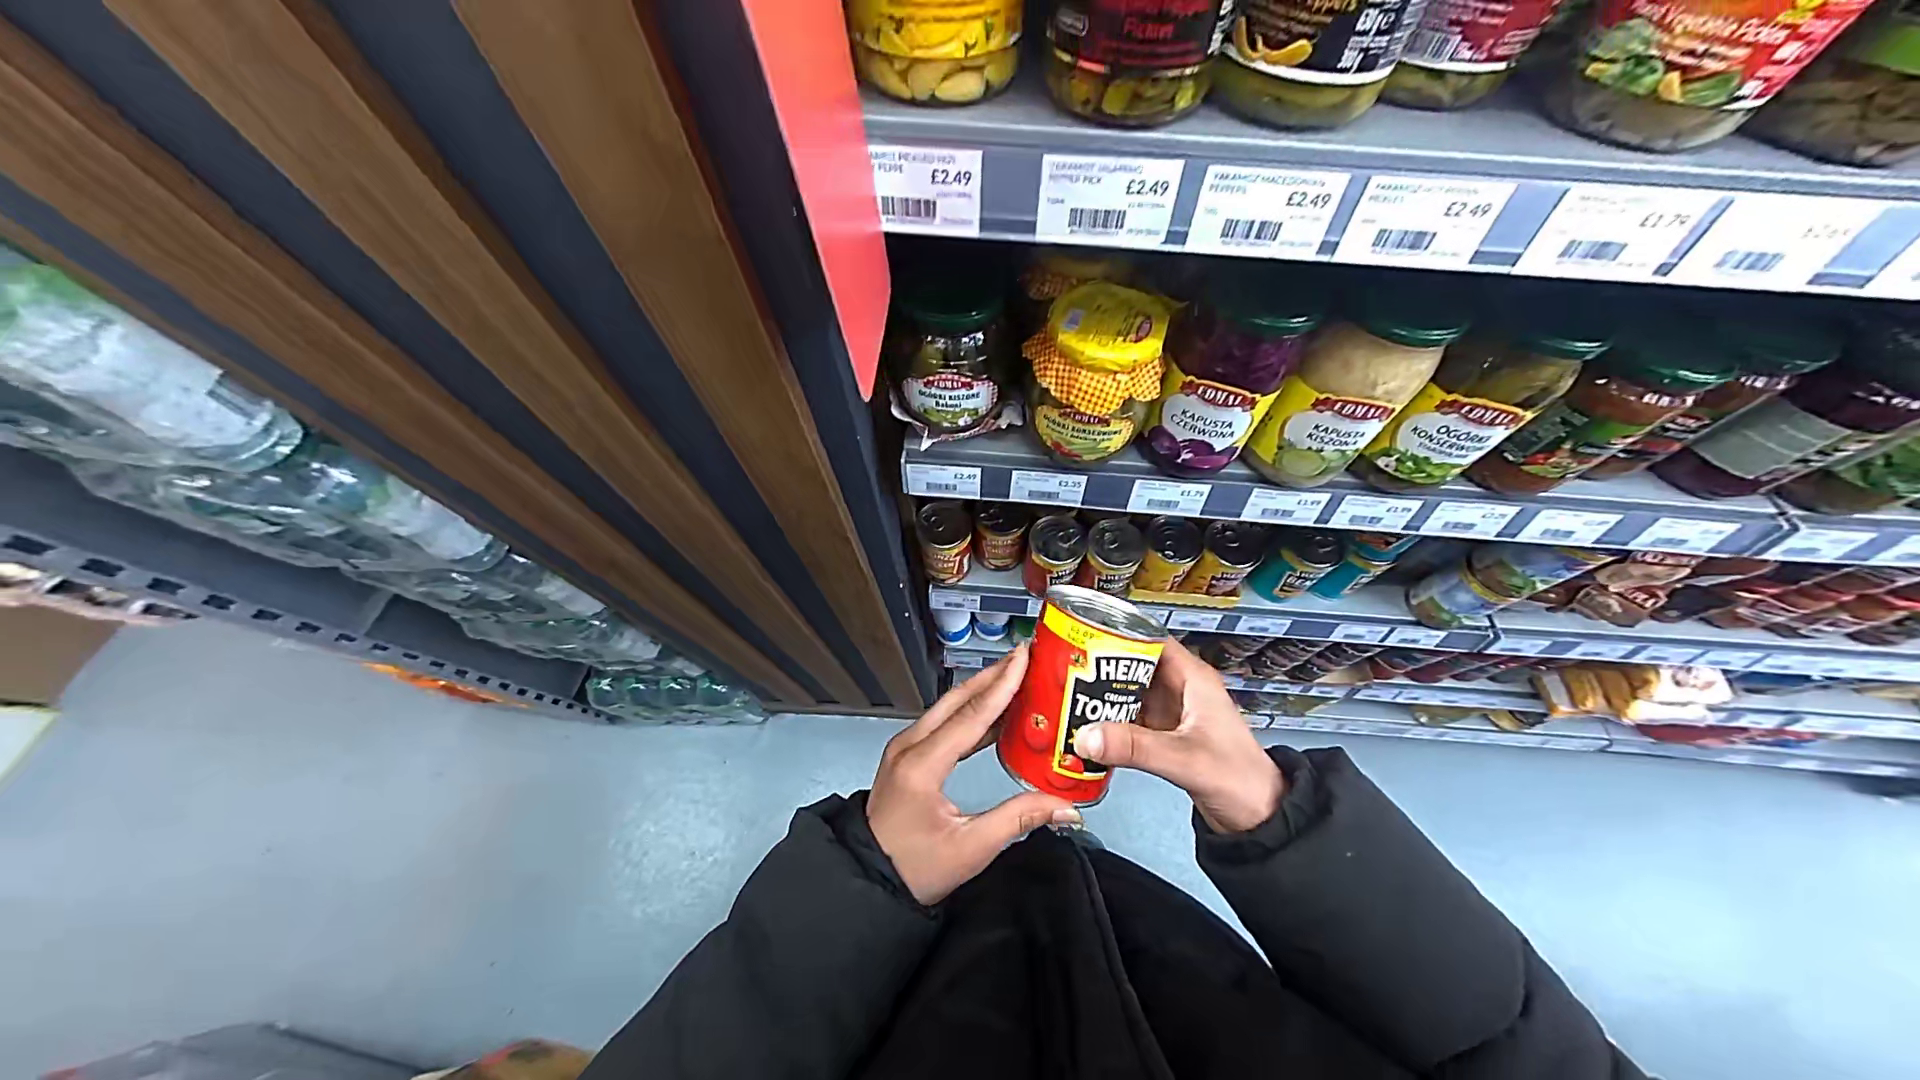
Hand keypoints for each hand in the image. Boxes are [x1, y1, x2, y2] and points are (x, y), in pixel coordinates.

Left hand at [867, 643, 1080, 904]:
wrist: (868, 878)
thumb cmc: (914, 867)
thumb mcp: (970, 848)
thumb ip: (1018, 819)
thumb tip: (1065, 806)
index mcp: (922, 764)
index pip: (971, 715)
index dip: (1002, 684)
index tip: (1024, 657)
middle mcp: (909, 746)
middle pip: (958, 700)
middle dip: (993, 675)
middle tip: (1026, 655)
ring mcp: (905, 747)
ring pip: (948, 707)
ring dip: (983, 690)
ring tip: (1017, 676)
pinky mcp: (908, 754)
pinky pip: (943, 722)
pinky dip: (971, 712)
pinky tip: (996, 712)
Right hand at [1071, 638, 1283, 833]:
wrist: (1260, 821)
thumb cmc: (1242, 780)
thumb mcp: (1186, 759)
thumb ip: (1136, 748)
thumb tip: (1088, 736)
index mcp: (1193, 679)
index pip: (1150, 639)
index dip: (1119, 633)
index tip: (1085, 635)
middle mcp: (1179, 690)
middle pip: (1131, 664)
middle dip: (1099, 665)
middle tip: (1064, 668)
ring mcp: (1169, 712)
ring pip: (1126, 692)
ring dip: (1100, 694)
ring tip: (1065, 694)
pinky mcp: (1161, 735)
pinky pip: (1126, 719)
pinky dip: (1107, 721)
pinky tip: (1085, 726)